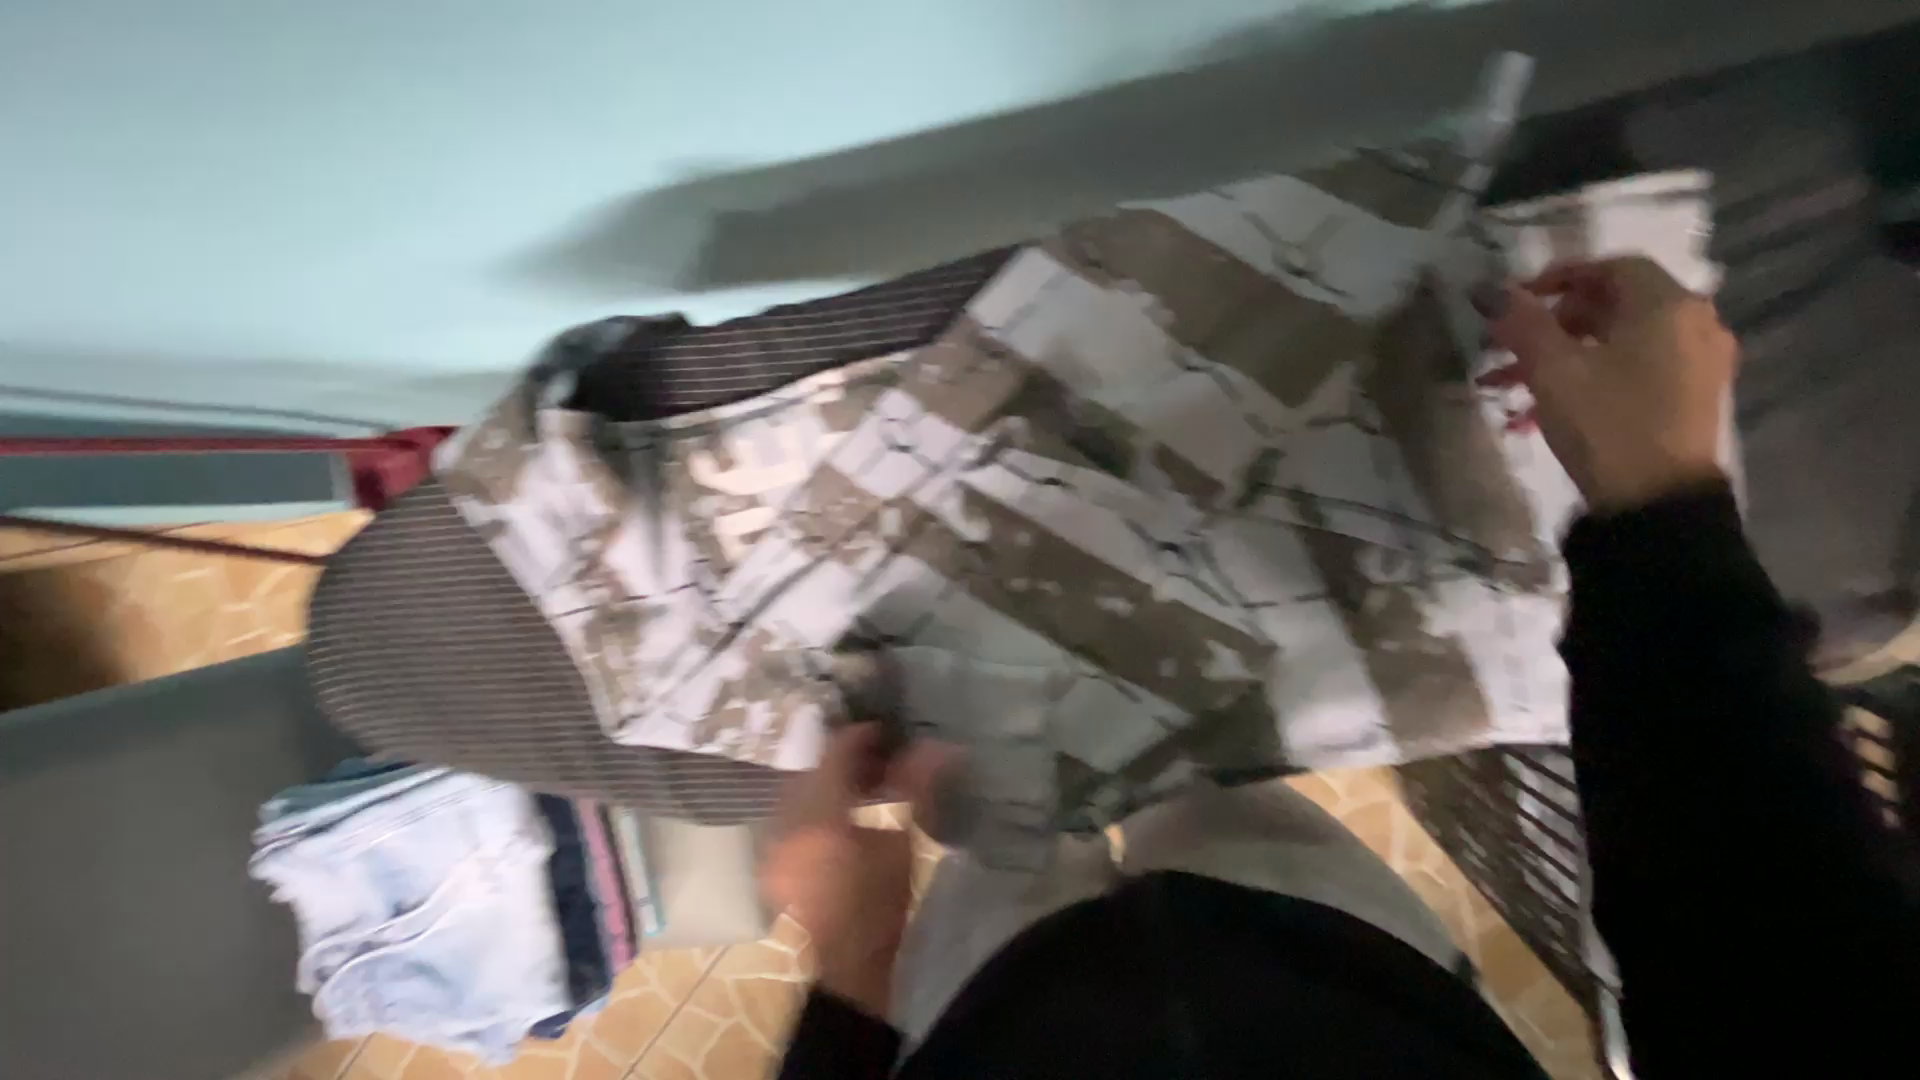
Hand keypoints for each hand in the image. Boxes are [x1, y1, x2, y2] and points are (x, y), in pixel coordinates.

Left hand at [760, 724, 954, 1017]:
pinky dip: (817, 805)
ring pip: (803, 789)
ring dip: (831, 781)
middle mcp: (788, 815)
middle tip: (879, 760)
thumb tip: (935, 746)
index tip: (887, 734)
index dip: (862, 736)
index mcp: (818, 807)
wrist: (848, 963)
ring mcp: (775, 838)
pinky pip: (794, 814)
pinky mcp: (775, 858)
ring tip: (863, 788)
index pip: (836, 750)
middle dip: (846, 758)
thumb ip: (913, 785)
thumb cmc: (878, 900)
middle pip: (816, 766)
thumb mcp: (901, 838)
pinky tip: (841, 818)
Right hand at [1476, 257, 1738, 511]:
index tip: (1514, 302)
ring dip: (1558, 358)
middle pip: (1612, 306)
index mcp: (1666, 306)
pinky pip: (1629, 371)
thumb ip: (1521, 324)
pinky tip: (1541, 413)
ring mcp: (1695, 362)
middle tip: (1504, 349)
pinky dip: (1586, 379)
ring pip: (1615, 343)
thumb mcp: (1552, 370)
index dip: (1558, 277)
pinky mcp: (1688, 396)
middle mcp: (1692, 323)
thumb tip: (1487, 288)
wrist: (1655, 498)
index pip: (1612, 267)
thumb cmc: (1605, 422)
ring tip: (1508, 390)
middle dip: (1550, 325)